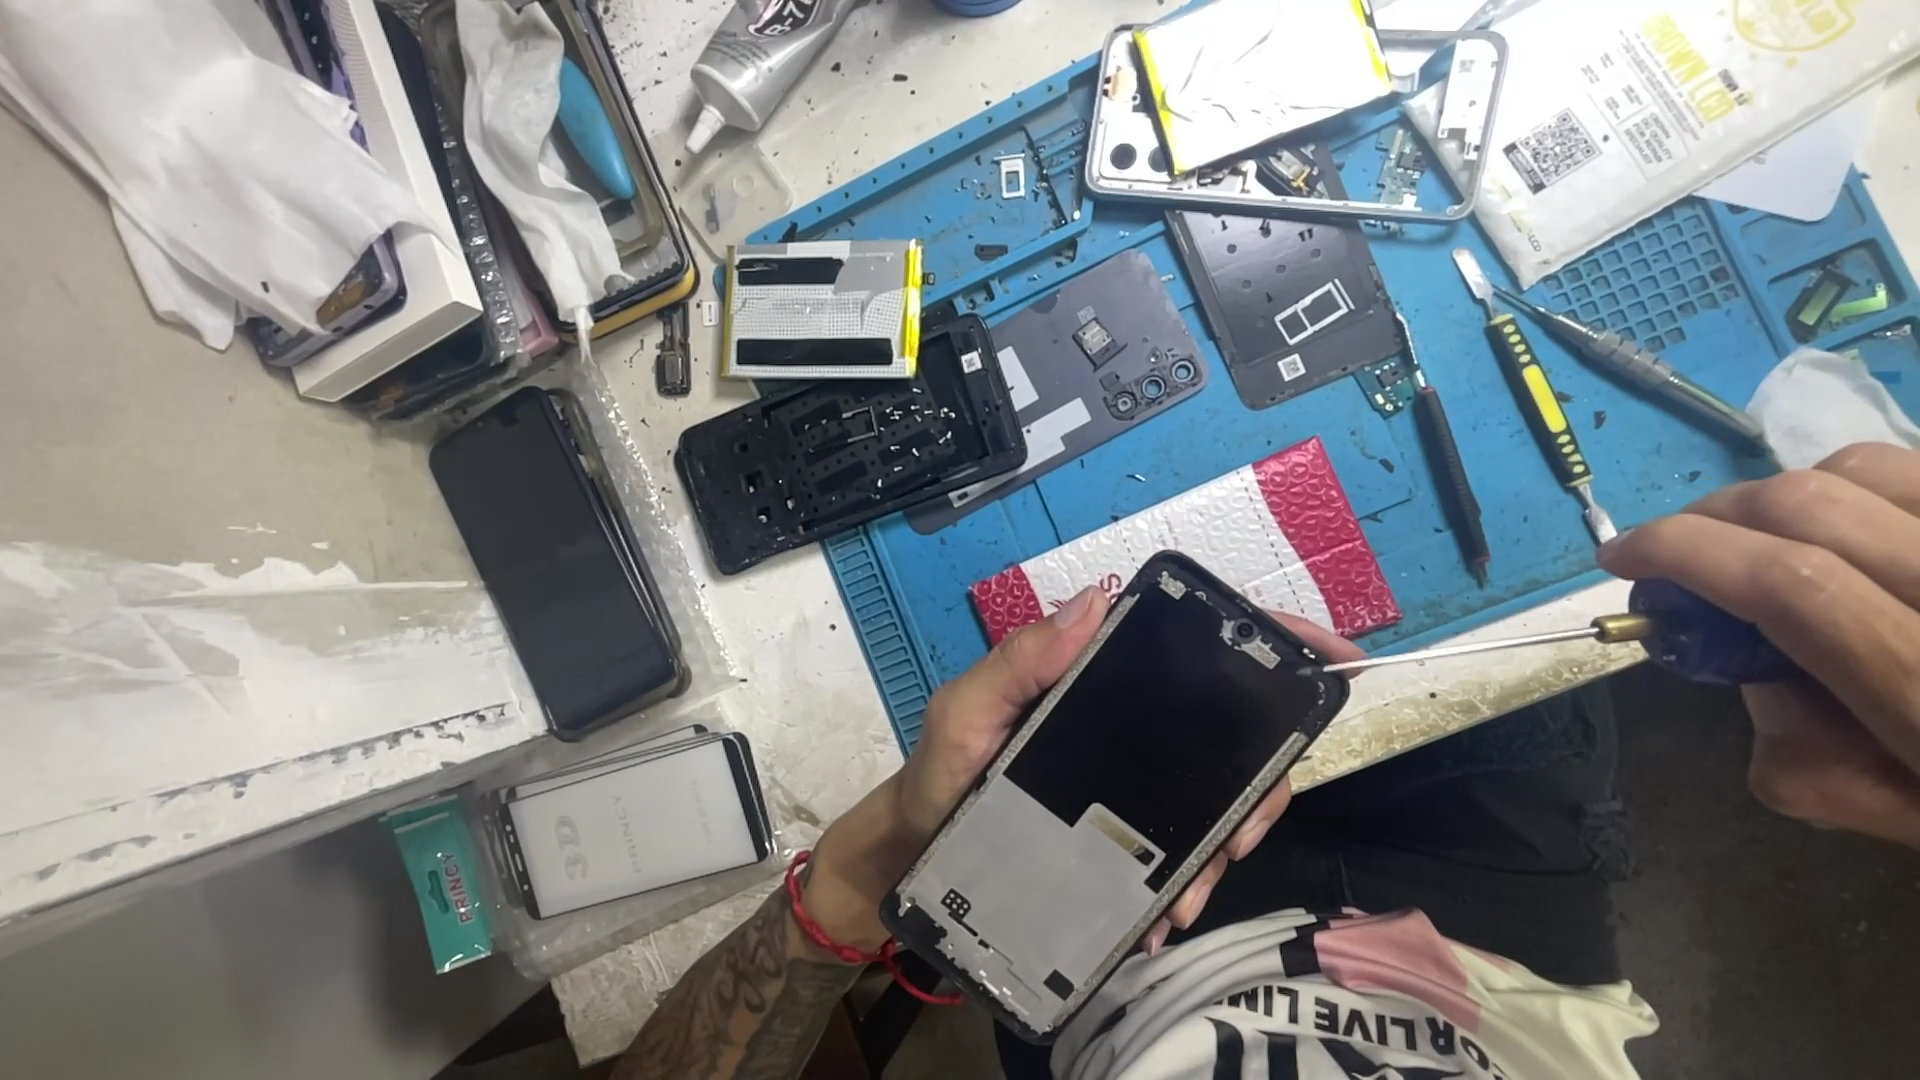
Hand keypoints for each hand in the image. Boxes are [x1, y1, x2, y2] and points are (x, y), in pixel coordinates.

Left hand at [804, 586, 1363, 953]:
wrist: (920, 856)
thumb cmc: (940, 774)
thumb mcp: (965, 713)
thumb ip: (1018, 662)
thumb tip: (1095, 601)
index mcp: (1098, 680)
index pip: (1189, 646)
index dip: (1265, 639)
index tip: (1328, 657)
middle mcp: (1128, 724)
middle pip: (1229, 730)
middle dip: (1261, 773)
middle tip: (1241, 827)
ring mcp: (1132, 781)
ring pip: (1219, 794)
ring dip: (1230, 836)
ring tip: (1194, 884)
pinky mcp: (1128, 834)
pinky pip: (1186, 847)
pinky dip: (1195, 876)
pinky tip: (1171, 907)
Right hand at [1597, 443, 1919, 847]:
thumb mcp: (1890, 812)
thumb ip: (1793, 750)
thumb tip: (1753, 673)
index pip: (1780, 581)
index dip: (1677, 550)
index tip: (1620, 559)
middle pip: (1807, 506)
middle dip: (1709, 514)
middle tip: (1678, 546)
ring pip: (1867, 467)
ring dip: (1782, 492)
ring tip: (1765, 532)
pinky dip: (1859, 487)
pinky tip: (1852, 528)